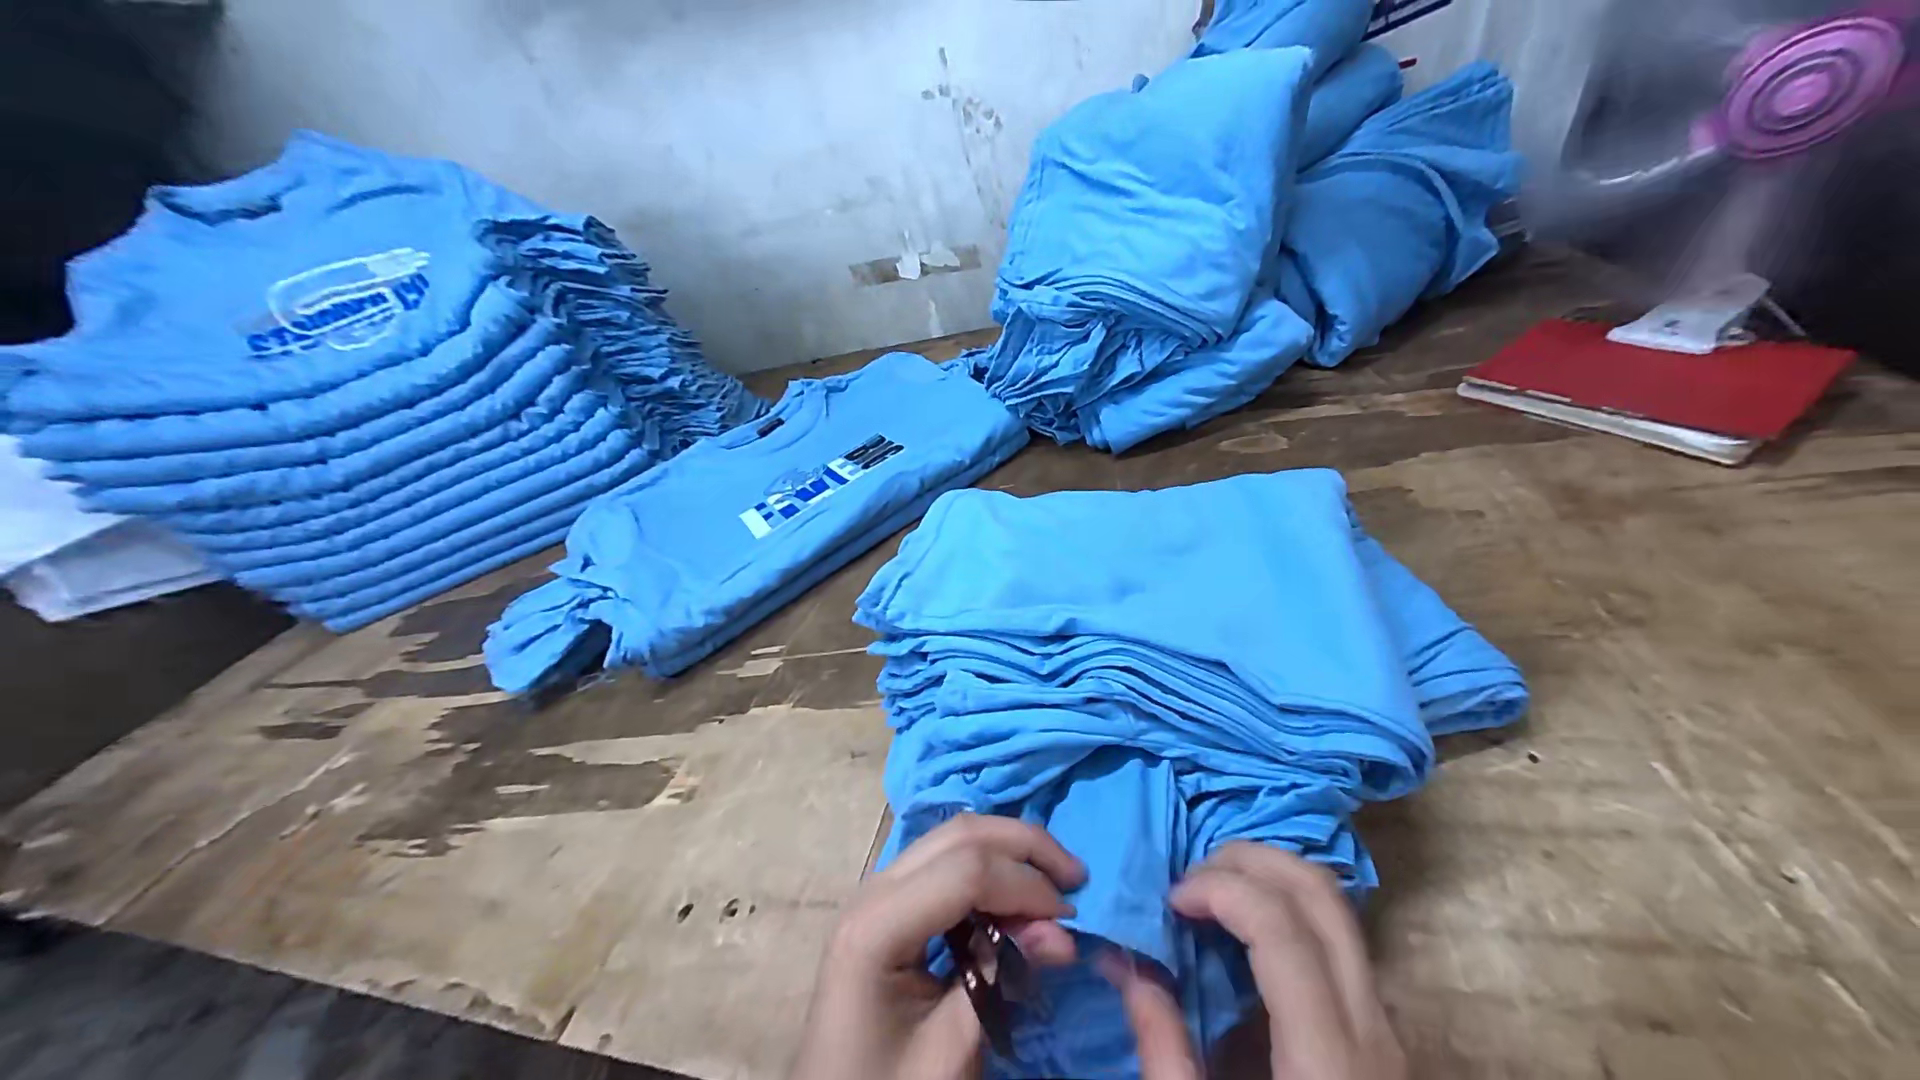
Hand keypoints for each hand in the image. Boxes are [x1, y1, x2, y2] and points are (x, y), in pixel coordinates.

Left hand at [789, 815, 1086, 1079]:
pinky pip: (945, 858)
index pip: (966, 871)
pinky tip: (1017, 889)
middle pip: (961, 835)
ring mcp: (878, 887)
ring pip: (954, 836)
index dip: (1026, 884)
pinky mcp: (890, 898)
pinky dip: (990, 863)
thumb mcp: (949, 1052)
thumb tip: (1062, 932)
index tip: (1070, 918)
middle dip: (1026, 846)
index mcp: (876, 925)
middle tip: (1077, 877)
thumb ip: (1002, 980)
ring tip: (1056, 880)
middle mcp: (873, 888)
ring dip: (1010, 848)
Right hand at [1101, 843, 1406, 1079]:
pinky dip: (1285, 903)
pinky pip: (1337, 932)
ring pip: (1334, 904)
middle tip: (1190, 880)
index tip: (1171, 901)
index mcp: (1327, 1059)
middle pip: (1318, 893)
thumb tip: (1124, 963)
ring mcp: (1384, 1023)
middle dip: (1247, 861)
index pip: (1281, 927)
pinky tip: (1243, 929)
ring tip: (1212, 895)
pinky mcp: (1380, 1028)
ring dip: (1267, 876)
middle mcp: (1370, 1025)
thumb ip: (1162, 1047)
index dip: (1220, 890)